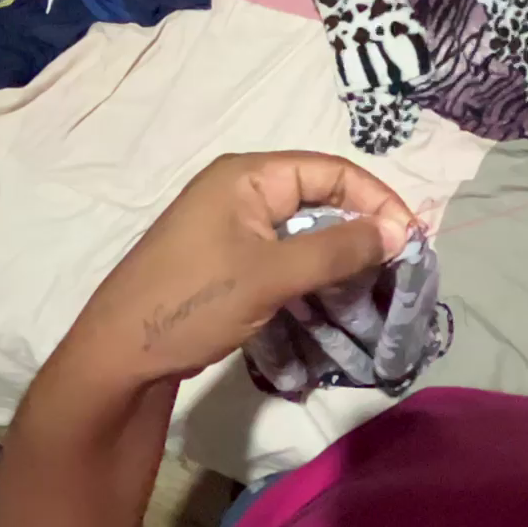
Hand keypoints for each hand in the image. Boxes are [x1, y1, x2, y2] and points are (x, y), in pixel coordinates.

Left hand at [63, 152, 417, 384]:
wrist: (118, 355)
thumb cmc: (193, 302)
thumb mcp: (271, 274)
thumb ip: (336, 250)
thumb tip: (396, 232)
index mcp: (248, 176)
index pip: (330, 171)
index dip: (375, 199)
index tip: (409, 237)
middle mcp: (241, 190)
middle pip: (319, 197)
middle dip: (361, 227)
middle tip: (396, 264)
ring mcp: (232, 225)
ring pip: (304, 229)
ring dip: (339, 253)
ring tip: (373, 283)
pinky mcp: (228, 257)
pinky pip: (284, 252)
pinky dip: (313, 270)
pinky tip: (334, 295)